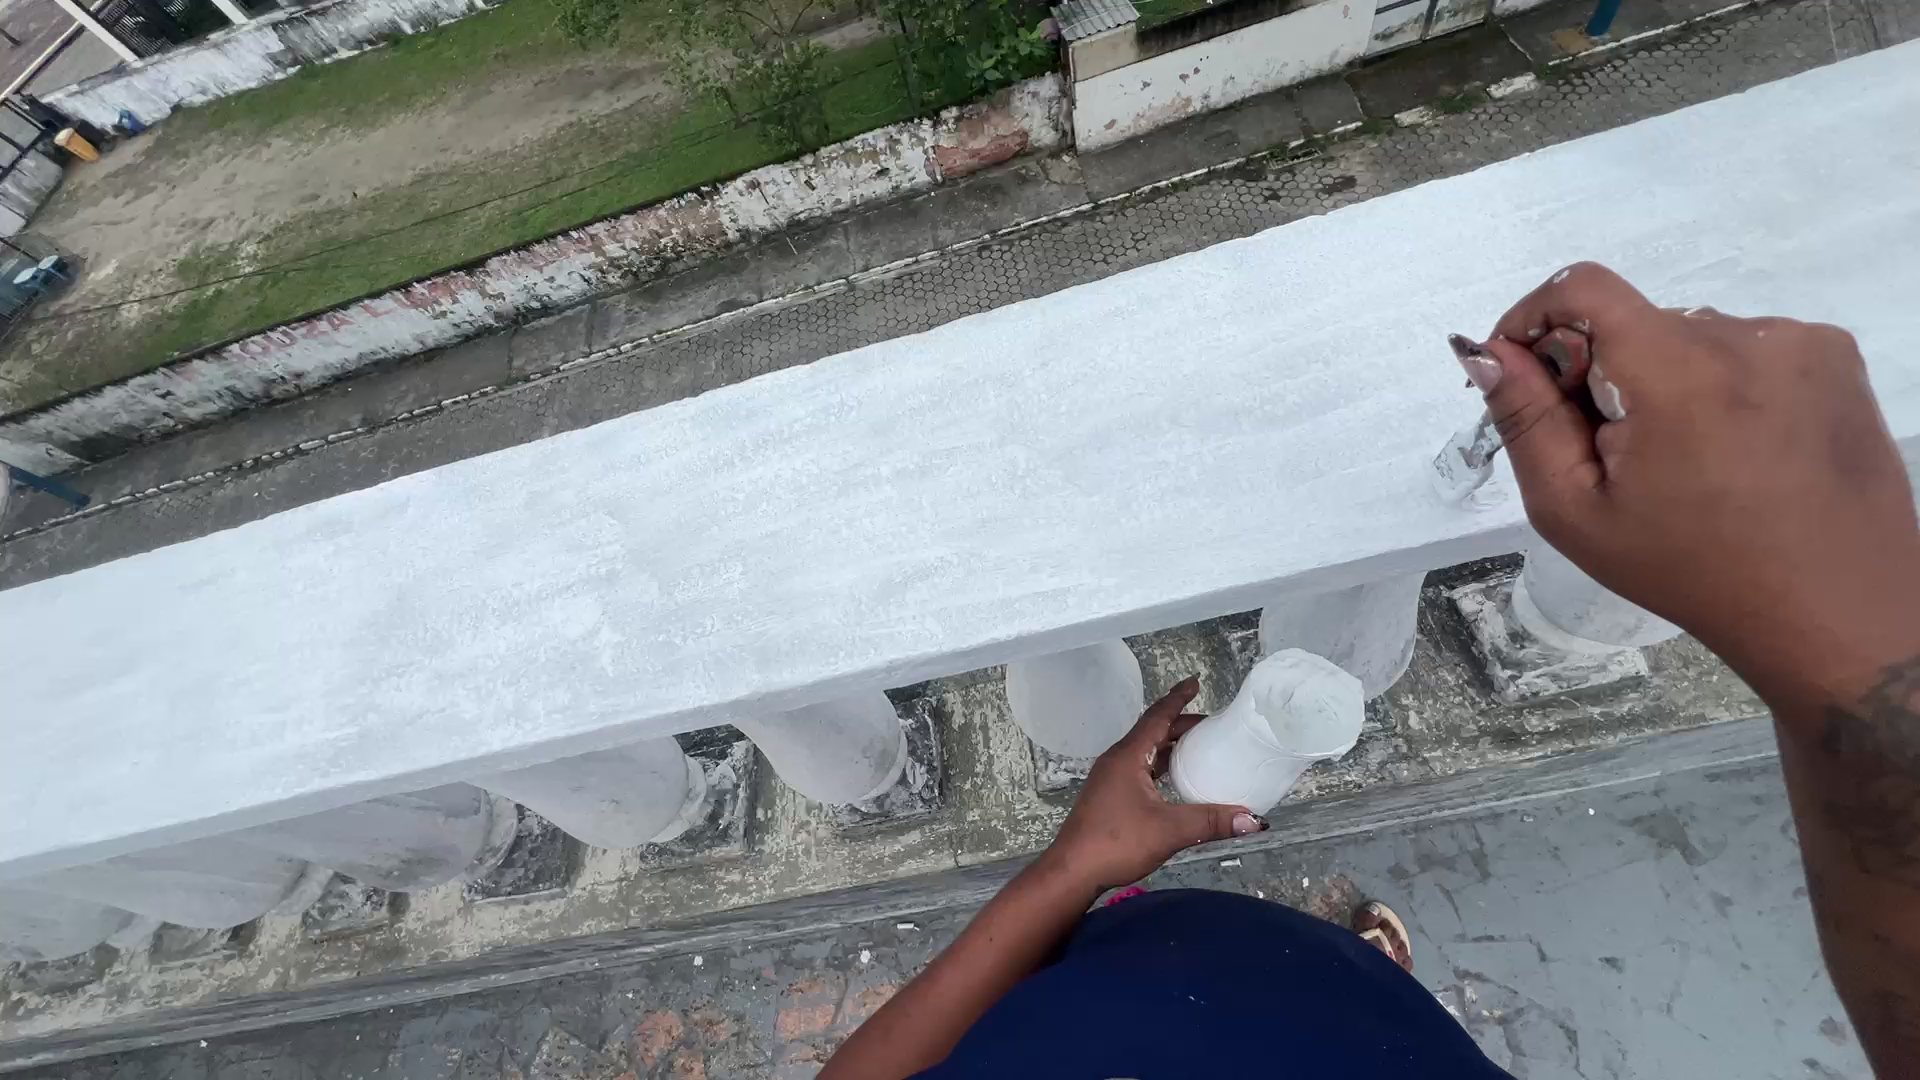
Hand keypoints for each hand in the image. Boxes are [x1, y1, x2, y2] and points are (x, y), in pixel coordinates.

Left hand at [1045, 677, 1265, 889]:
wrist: (1073, 869)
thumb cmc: (1116, 841)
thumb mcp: (1169, 830)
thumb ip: (1211, 822)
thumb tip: (1255, 819)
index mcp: (1128, 755)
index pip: (1157, 716)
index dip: (1177, 698)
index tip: (1195, 682)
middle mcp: (1118, 759)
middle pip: (1153, 731)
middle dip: (1181, 723)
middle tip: (1213, 724)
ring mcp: (1112, 776)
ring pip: (1147, 750)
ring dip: (1172, 745)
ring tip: (1201, 746)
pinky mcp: (1112, 794)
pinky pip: (1142, 767)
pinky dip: (1162, 764)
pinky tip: (1178, 778)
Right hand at [1467, 262, 1919, 691]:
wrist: (1834, 605)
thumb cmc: (1683, 564)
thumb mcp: (1571, 505)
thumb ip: (1525, 420)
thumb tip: (1486, 355)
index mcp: (1681, 372)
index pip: (1583, 289)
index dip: (1529, 319)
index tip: (1516, 374)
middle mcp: (1749, 338)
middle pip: (1625, 321)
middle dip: (1582, 371)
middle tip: (1587, 449)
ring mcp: (1802, 345)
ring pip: (1673, 336)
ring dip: (1638, 380)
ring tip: (1654, 458)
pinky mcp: (1831, 360)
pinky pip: (1727, 348)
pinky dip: (1691, 383)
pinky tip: (1706, 448)